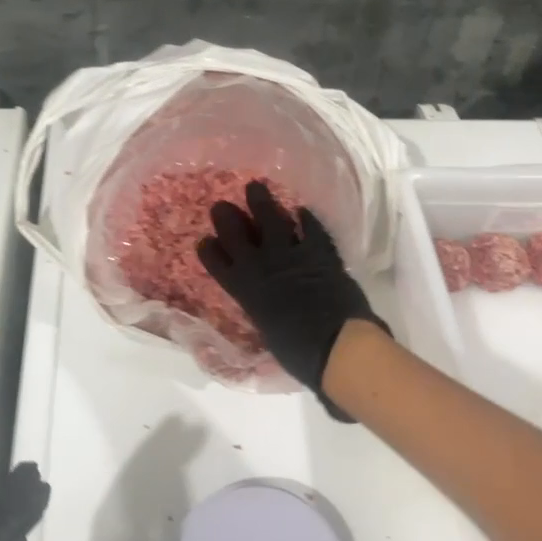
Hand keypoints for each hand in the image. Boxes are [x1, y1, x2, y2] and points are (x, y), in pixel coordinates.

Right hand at [197, 182, 389, 421]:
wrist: (336, 344)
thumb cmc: (299, 353)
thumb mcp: (268, 330)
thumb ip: (264, 309)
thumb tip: (268, 304)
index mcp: (245, 291)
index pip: (218, 264)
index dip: (210, 251)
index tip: (205, 240)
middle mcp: (262, 266)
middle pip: (238, 235)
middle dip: (227, 218)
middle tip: (221, 205)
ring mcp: (290, 254)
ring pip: (271, 220)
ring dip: (262, 203)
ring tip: (255, 187)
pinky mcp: (319, 250)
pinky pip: (310, 227)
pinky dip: (305, 218)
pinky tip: (301, 211)